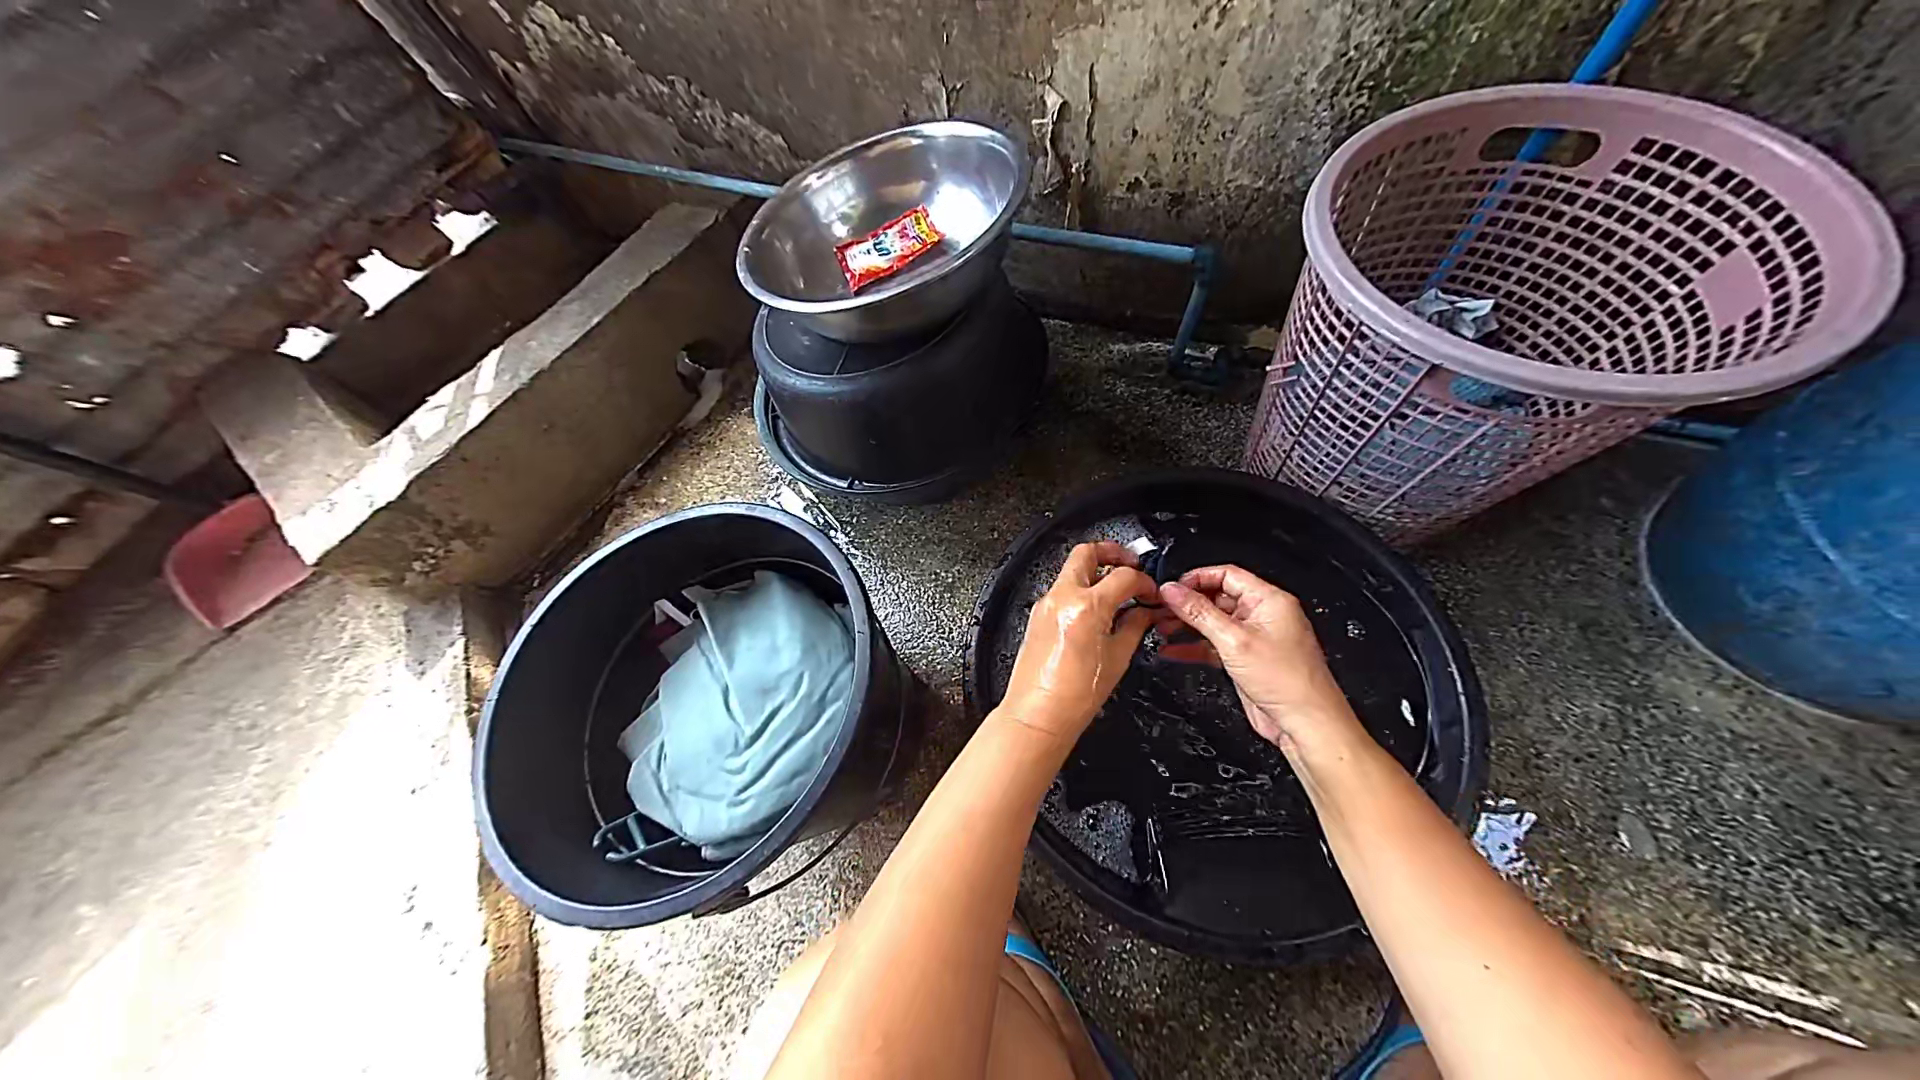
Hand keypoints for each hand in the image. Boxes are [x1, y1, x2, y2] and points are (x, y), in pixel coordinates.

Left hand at [998, 542, 1158, 742]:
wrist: (1037, 715)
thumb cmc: (1073, 696)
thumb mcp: (1118, 658)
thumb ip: (1134, 625)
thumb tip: (1144, 612)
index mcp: (1087, 606)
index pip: (1124, 575)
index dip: (1144, 581)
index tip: (1151, 592)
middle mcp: (1062, 598)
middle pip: (1087, 552)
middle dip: (1113, 553)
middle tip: (1132, 565)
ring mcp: (1045, 605)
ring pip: (1072, 570)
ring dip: (1096, 573)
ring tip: (1117, 593)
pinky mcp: (1037, 616)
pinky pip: (1062, 591)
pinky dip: (1082, 591)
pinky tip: (1097, 611)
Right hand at [1154, 564, 1363, 755]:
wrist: (1306, 723)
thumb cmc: (1290, 682)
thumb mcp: (1234, 640)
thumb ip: (1199, 612)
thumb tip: (1174, 591)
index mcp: (1269, 601)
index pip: (1226, 575)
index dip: (1196, 578)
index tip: (1172, 588)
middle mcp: (1263, 616)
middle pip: (1216, 597)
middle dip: (1187, 603)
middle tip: (1162, 608)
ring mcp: (1253, 638)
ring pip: (1212, 622)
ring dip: (1186, 625)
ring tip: (1162, 627)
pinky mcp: (1245, 659)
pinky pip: (1213, 645)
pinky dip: (1193, 647)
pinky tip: (1173, 649)